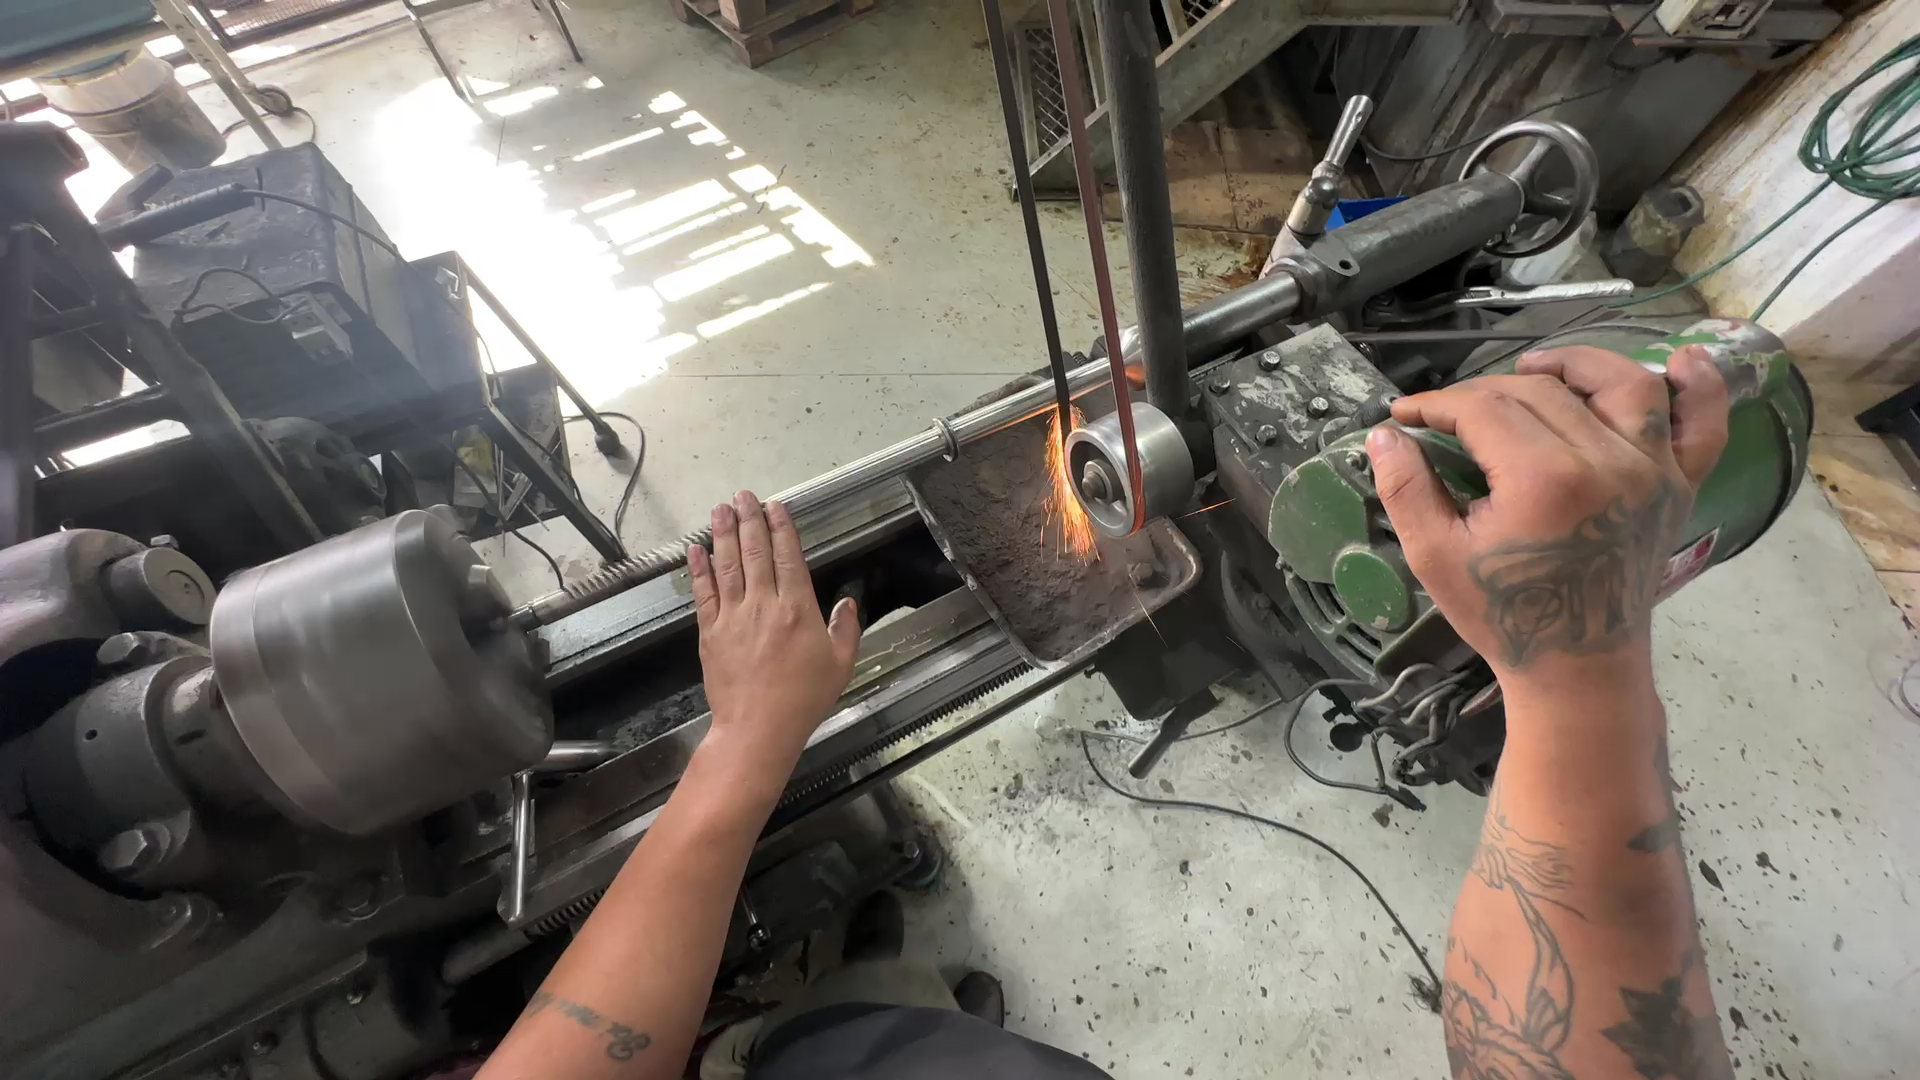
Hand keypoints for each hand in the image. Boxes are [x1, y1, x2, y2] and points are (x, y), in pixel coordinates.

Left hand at [688, 492, 860, 763]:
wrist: (758, 728)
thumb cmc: (804, 698)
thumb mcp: (841, 664)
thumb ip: (846, 629)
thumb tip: (849, 602)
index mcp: (797, 609)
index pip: (788, 557)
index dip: (781, 528)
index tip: (775, 507)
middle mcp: (763, 605)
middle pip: (755, 553)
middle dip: (749, 520)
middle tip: (743, 496)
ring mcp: (733, 617)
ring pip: (728, 566)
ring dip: (724, 535)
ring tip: (720, 509)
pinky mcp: (710, 632)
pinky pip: (704, 594)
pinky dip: (700, 569)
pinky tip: (696, 549)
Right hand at [1364, 345, 1728, 687]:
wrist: (1575, 661)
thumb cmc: (1497, 610)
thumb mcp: (1431, 553)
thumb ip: (1405, 488)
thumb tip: (1383, 435)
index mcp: (1542, 479)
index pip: (1482, 409)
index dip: (1434, 404)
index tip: (1402, 414)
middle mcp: (1606, 460)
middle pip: (1538, 391)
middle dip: (1479, 391)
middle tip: (1442, 413)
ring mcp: (1652, 470)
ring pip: (1621, 384)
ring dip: (1573, 363)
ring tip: (1531, 365)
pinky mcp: (1678, 485)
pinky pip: (1703, 423)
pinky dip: (1698, 385)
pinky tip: (1682, 360)